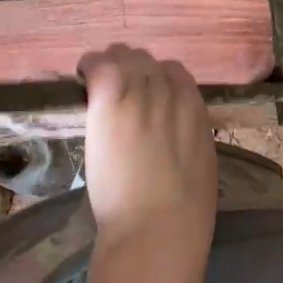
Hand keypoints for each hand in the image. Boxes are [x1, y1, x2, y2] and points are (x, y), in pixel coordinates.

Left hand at [79, 45, 217, 243]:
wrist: (159, 225)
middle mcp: (172, 95)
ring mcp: (141, 96)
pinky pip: (98, 65)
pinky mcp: (111, 102)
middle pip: (148, 61)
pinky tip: (81, 79)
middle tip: (113, 89)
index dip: (156, 79)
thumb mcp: (201, 164)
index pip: (176, 73)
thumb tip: (175, 135)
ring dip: (109, 65)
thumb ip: (188, 139)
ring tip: (94, 84)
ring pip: (123, 57)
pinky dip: (88, 67)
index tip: (142, 94)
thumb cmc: (186, 211)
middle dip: (130, 69)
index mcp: (197, 112)